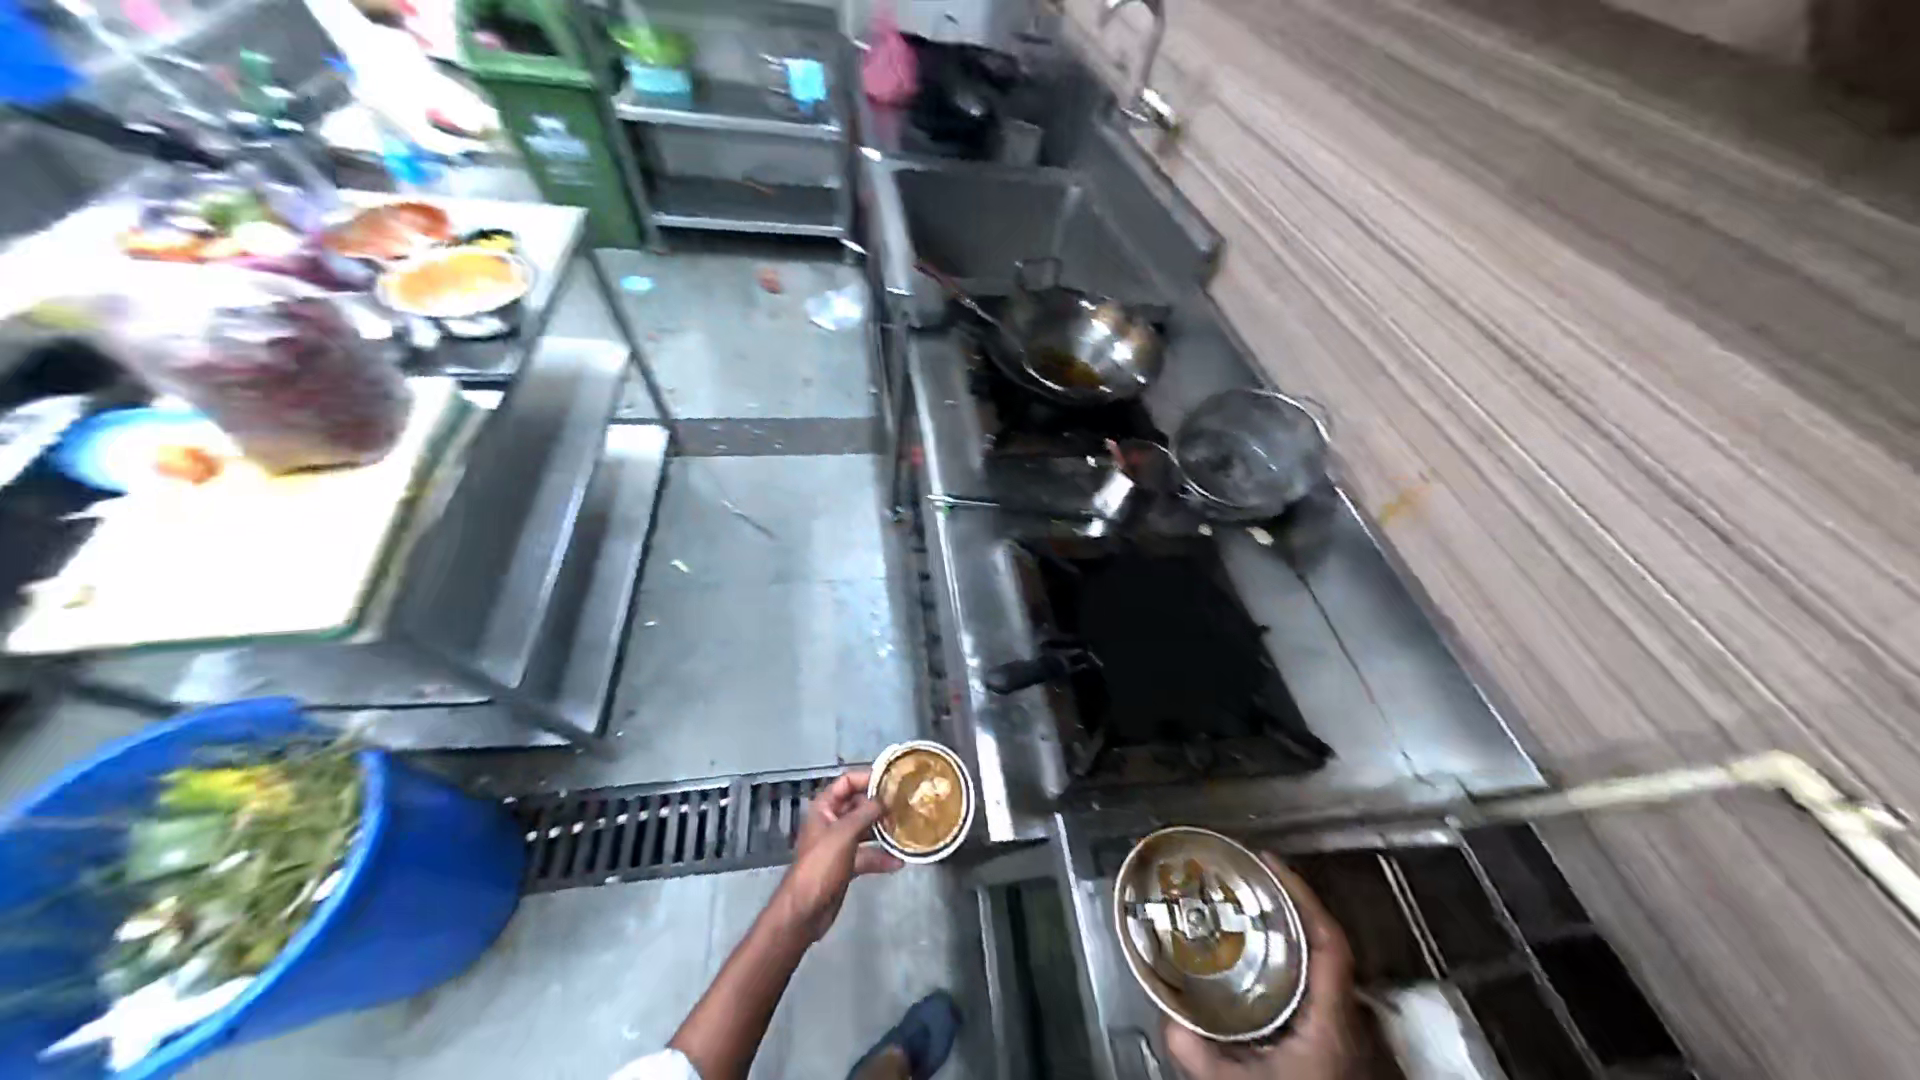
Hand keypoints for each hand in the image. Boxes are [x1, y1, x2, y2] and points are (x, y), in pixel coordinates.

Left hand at [771, 769, 904, 940]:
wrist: (804, 911)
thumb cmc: (821, 865)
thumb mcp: (845, 833)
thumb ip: (866, 812)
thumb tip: (885, 799)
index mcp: (824, 808)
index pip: (847, 782)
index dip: (868, 777)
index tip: (893, 779)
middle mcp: (832, 822)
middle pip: (859, 805)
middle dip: (880, 806)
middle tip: (905, 804)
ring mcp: (839, 844)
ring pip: (865, 830)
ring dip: (884, 831)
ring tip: (906, 829)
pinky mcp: (846, 865)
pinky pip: (867, 854)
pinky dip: (881, 857)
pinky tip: (898, 862)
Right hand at [1164, 857, 1358, 1079]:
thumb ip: (1203, 1056)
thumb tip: (1170, 1022)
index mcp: (1331, 1019)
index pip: (1328, 942)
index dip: (1302, 896)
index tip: (1270, 864)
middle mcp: (1342, 1013)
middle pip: (1322, 938)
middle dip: (1287, 900)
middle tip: (1249, 876)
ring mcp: (1338, 1023)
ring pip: (1319, 957)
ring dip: (1287, 924)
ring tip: (1249, 901)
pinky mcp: (1328, 1033)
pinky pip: (1310, 976)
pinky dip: (1286, 952)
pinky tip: (1257, 953)